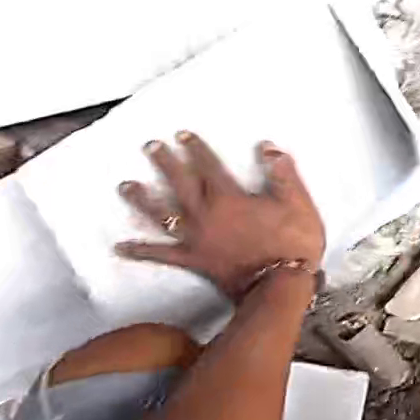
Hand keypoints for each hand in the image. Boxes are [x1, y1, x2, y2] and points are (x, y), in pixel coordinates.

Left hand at [115, 132, 324, 299]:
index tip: (182, 135)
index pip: (209, 166)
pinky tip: (121, 247)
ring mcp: (197, 238)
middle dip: (165, 163)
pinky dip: (142, 250)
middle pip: (180, 184)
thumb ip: (282, 173)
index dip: (195, 149)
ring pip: (164, 215)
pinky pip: (163, 254)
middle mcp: (207, 214)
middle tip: (150, 147)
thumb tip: (268, 148)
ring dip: (143, 199)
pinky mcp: (195, 261)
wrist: (281, 283)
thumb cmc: (292, 243)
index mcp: (230, 198)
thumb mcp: (297, 202)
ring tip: (126, 187)